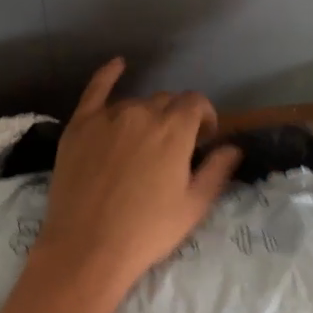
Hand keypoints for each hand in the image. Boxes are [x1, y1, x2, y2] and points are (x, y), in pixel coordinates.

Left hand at [35, 59, 241, 293]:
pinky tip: (119, 65)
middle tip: (173, 150)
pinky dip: (109, 74)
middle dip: (176, 119)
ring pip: (135, 103)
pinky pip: (96, 89)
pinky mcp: (79, 125)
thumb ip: (216, 171)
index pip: (196, 103)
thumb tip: (232, 147)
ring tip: (143, 145)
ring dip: (146, 115)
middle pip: (166, 102)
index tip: (203, 140)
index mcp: (174, 129)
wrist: (87, 247)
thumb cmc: (147, 231)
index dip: (204, 118)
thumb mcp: (193, 206)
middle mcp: (142, 112)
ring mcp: (107, 116)